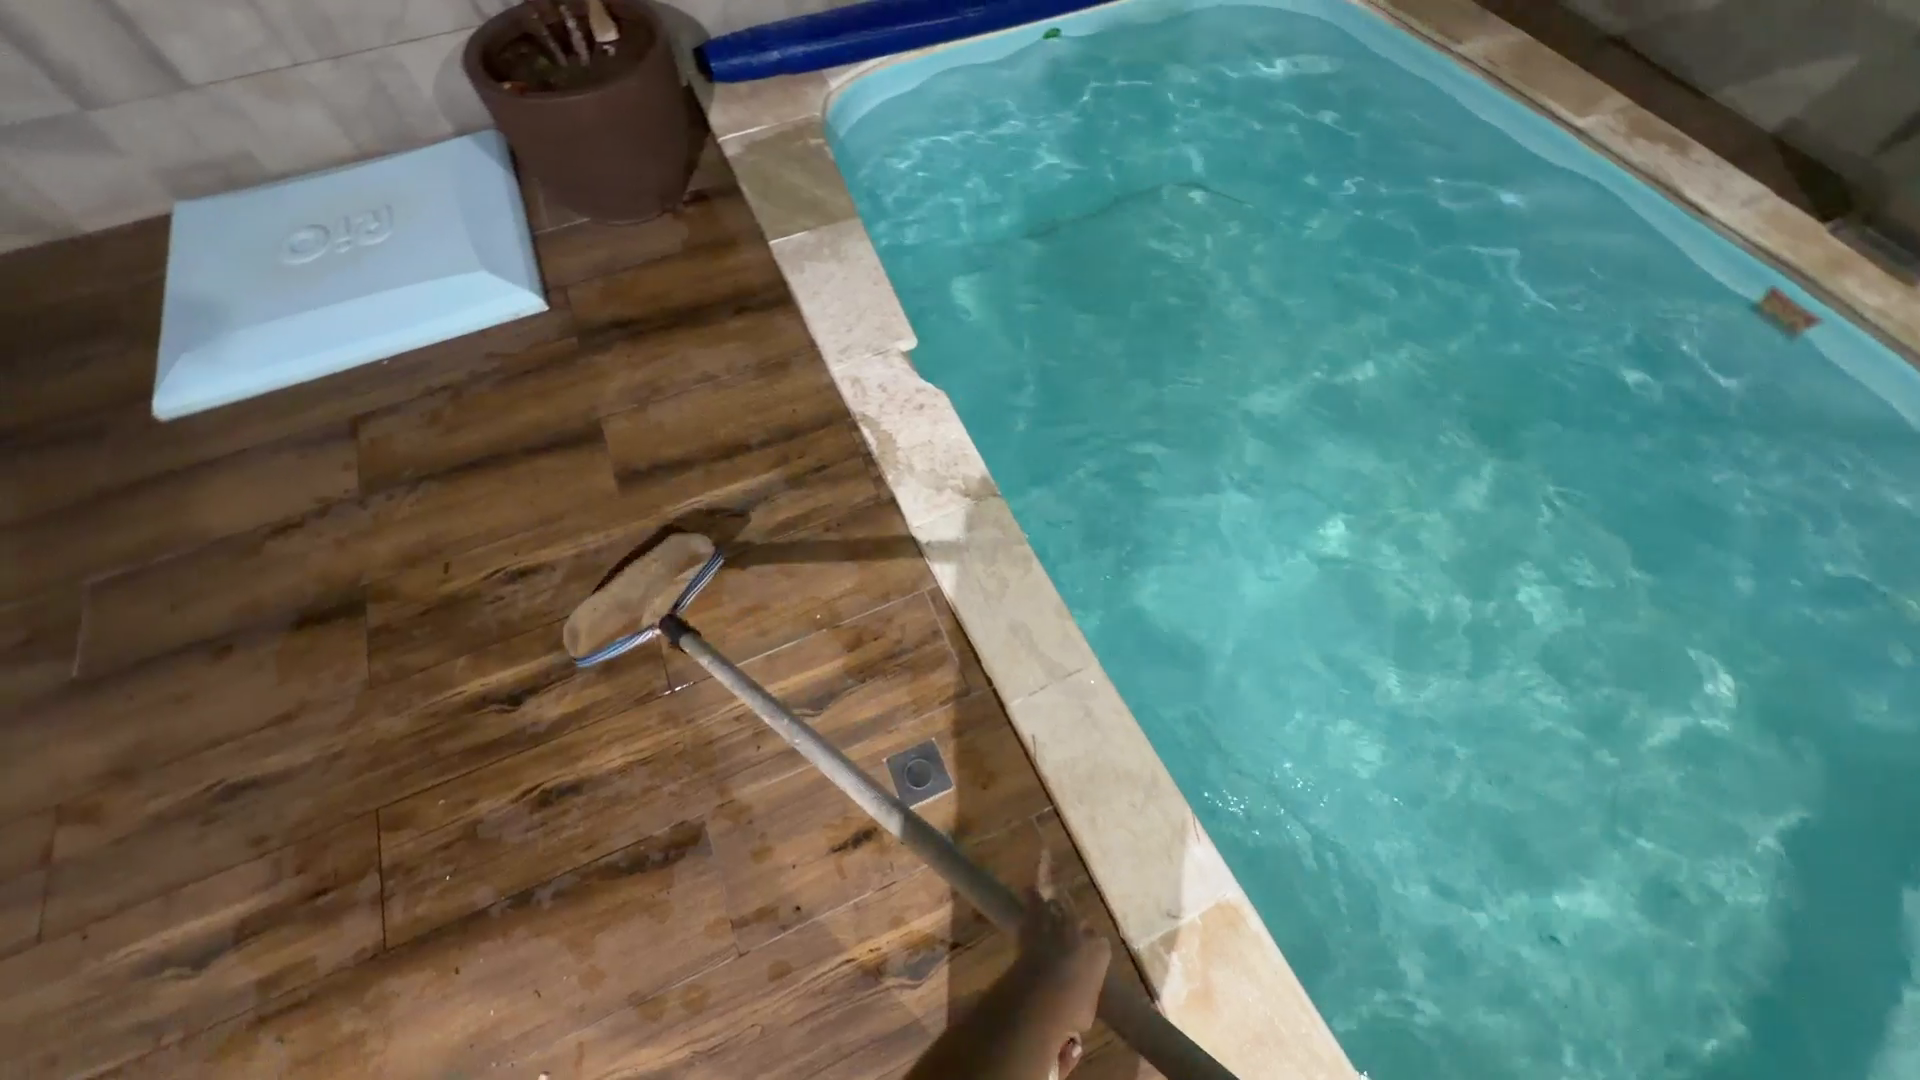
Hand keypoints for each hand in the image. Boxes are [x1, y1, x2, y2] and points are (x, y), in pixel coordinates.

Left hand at [1017, 851, 1110, 1076]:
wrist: (1042, 996)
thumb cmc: (1069, 1011)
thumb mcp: (1084, 1018)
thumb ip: (1082, 1013)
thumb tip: (1075, 1032)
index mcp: (1100, 953)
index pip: (1101, 945)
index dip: (1093, 951)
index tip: (1087, 959)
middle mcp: (1080, 933)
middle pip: (1079, 922)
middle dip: (1075, 924)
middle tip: (1069, 929)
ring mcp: (1056, 924)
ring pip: (1057, 906)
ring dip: (1054, 904)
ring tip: (1052, 897)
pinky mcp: (1033, 923)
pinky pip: (1033, 904)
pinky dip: (1031, 897)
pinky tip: (1028, 889)